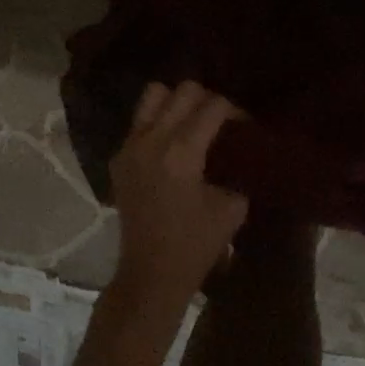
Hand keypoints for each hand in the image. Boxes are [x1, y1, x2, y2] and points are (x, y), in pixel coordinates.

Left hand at [109, 81, 248, 306]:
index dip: (234, 110)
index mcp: (182, 151)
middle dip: (207, 99)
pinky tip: (170, 144)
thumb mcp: (231, 209)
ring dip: (176, 102)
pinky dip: (157, 123)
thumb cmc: (194, 245)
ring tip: (190, 120)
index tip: (245, 124)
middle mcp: (152, 138)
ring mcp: (130, 144)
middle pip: (184, 90)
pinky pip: (139, 122)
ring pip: (153, 95)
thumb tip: (242, 151)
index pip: (213, 106)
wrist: (150, 275)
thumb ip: (237, 171)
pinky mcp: (118, 156)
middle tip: (220, 119)